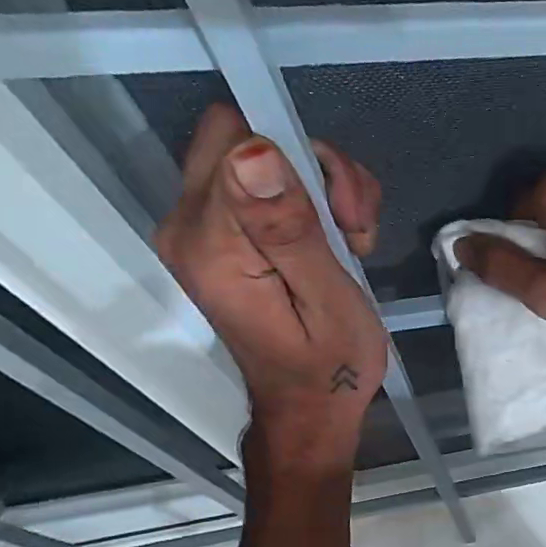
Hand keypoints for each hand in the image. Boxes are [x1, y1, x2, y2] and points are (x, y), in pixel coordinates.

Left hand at [155, 104, 386, 441]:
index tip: (341, 211)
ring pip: (270, 158)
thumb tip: (252, 150)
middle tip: (354, 228)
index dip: (299, 159)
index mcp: (211, 242)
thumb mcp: (327, 299)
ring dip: (327, 189)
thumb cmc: (330, 365)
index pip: (237, 139)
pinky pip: (273, 185)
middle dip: (319, 172)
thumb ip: (289, 228)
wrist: (312, 407)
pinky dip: (319, 202)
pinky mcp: (226, 237)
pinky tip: (342, 242)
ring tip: (354, 241)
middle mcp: (190, 226)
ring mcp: (205, 230)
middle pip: (250, 141)